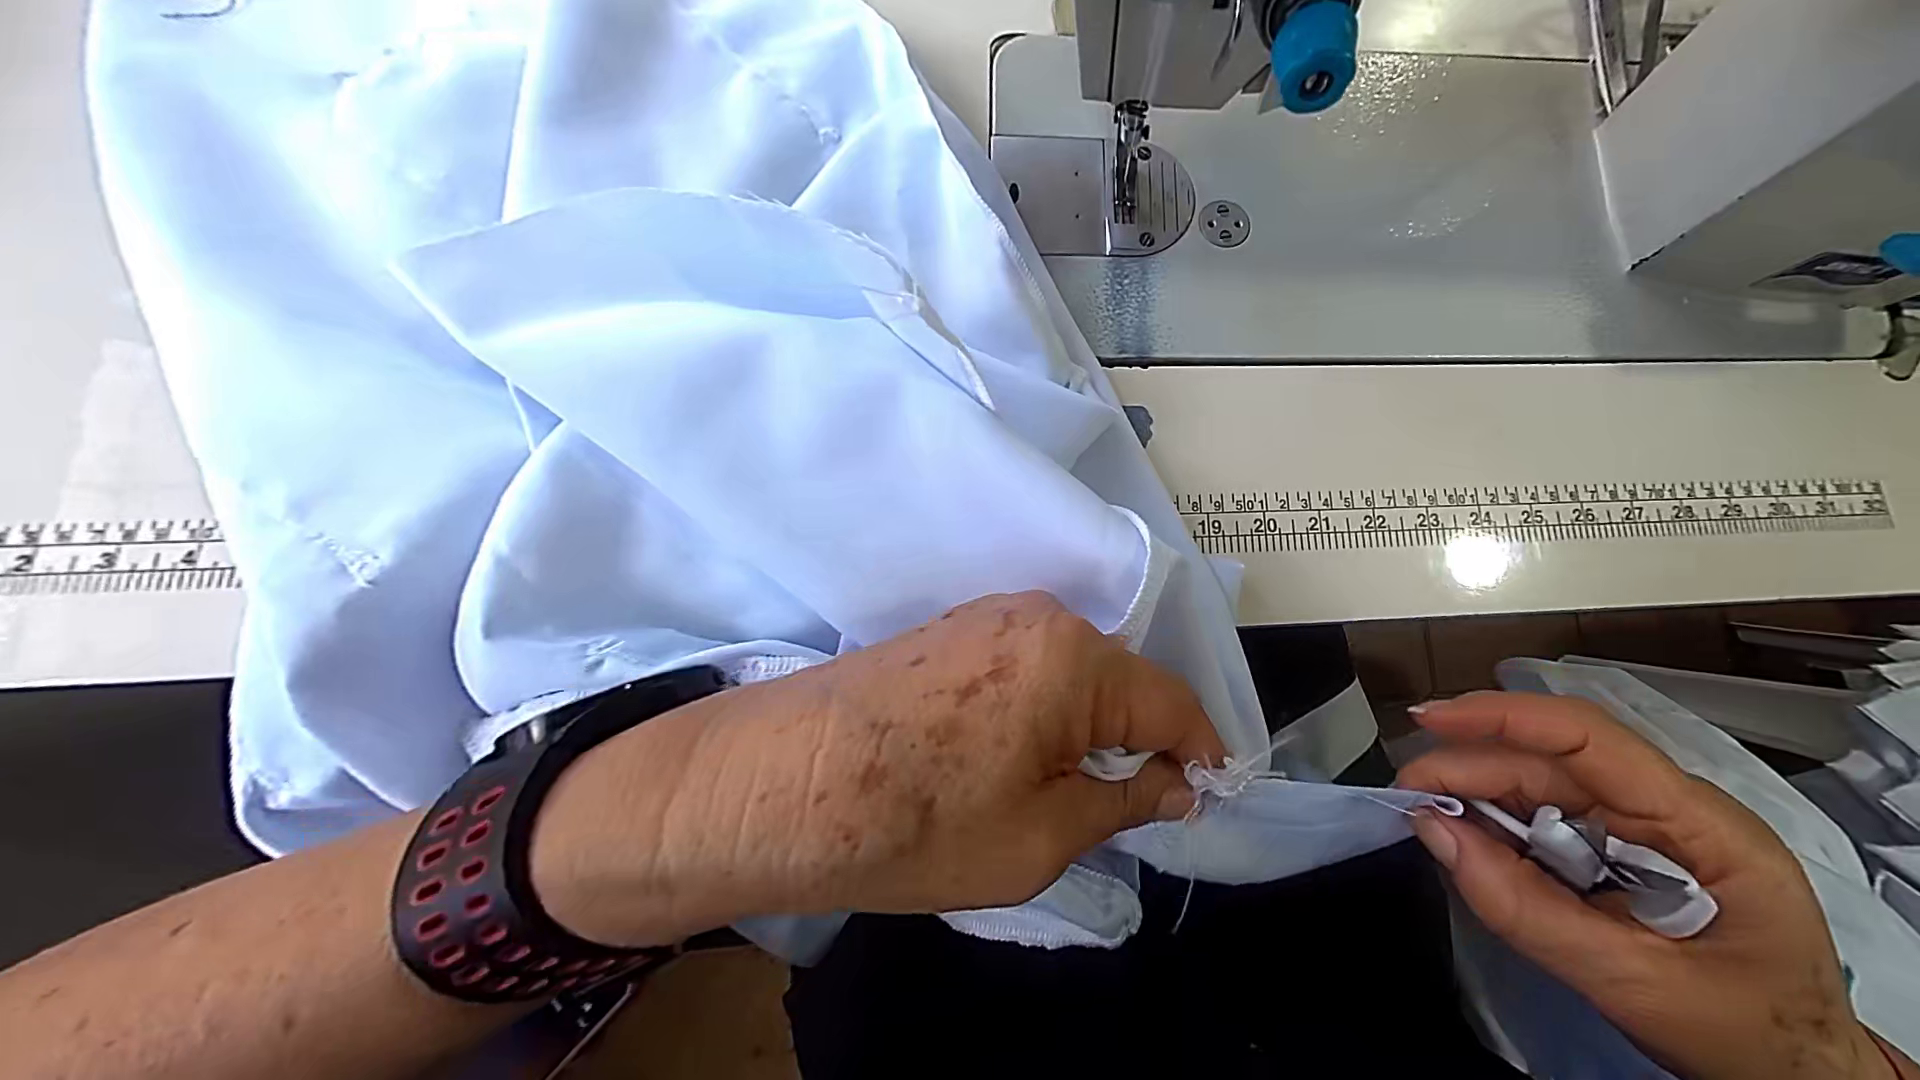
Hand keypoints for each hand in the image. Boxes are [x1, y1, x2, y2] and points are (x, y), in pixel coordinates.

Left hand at [530, 591, 1224, 946]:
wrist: (782, 783)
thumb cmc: (917, 823)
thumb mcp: (1038, 837)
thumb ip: (1120, 800)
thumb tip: (1175, 784)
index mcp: (1071, 658)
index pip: (1168, 700)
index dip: (1199, 748)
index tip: (1209, 788)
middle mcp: (1035, 617)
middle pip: (1117, 678)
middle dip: (1137, 736)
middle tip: (1134, 799)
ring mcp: (984, 615)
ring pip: (1069, 669)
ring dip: (1084, 720)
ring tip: (1067, 782)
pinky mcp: (948, 628)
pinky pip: (1024, 663)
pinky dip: (1041, 704)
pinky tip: (1014, 749)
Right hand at [1396, 692, 1896, 1079]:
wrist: (1790, 1070)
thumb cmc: (1740, 1029)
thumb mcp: (1629, 980)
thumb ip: (1523, 907)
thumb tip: (1429, 827)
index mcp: (1700, 825)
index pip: (1589, 738)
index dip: (1503, 716)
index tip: (1429, 719)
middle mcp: (1662, 804)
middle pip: (1542, 759)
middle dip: (1465, 769)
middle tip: (1406, 797)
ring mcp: (1633, 817)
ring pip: (1528, 779)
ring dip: (1470, 793)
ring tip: (1427, 817)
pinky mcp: (1606, 834)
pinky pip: (1530, 809)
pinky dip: (1487, 819)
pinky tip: (1465, 835)